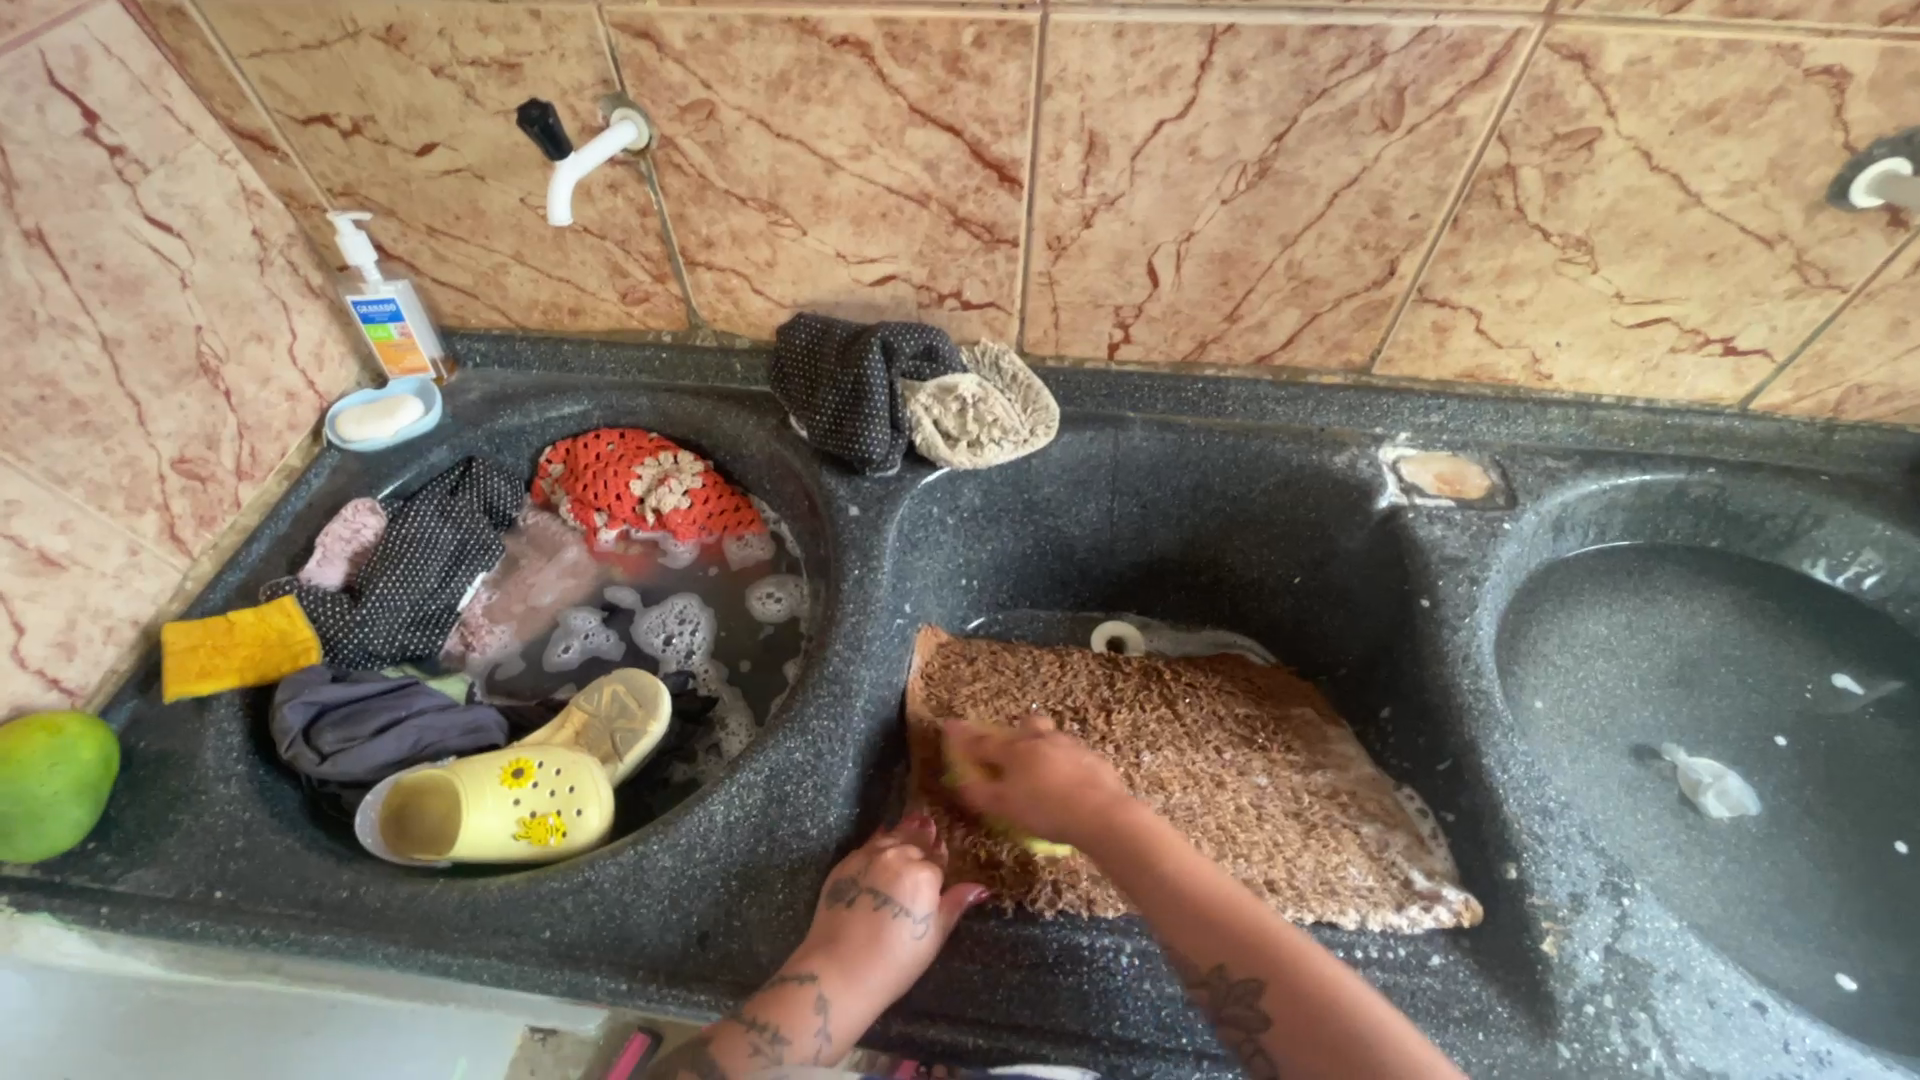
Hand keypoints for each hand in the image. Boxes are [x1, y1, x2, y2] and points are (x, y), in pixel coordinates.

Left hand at [795, 813, 988, 1012]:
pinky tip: (884, 835)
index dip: (941, 856)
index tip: (942, 849)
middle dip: (924, 838)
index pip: (939, 857)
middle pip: (916, 841)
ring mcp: (869, 857)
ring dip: (904, 832)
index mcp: (924, 874)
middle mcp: (898, 856)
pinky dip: (881, 839)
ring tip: (913, 822)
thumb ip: (954, 904)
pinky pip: (870, 843)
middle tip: (929, 827)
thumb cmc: (895, 961)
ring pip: (893, 836)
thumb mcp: (933, 937)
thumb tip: (981, 887)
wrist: (839, 970)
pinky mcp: (846, 863)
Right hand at [945, 714, 1134, 851]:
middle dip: (1018, 732)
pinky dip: (1068, 766)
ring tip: (1045, 775)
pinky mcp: (1094, 759)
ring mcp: (1071, 746)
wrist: (1101, 814)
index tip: (950, 725)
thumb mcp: (1005, 807)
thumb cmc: (1045, 809)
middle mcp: (1042, 740)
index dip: (964, 736)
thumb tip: (959, 783)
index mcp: (1015, 750)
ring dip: (1045, 749)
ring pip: (1053, 739)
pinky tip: (1071, 786)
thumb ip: (980, 794)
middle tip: (1015, 751)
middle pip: (1026, 725)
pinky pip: (1075, 757)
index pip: (983, 741)